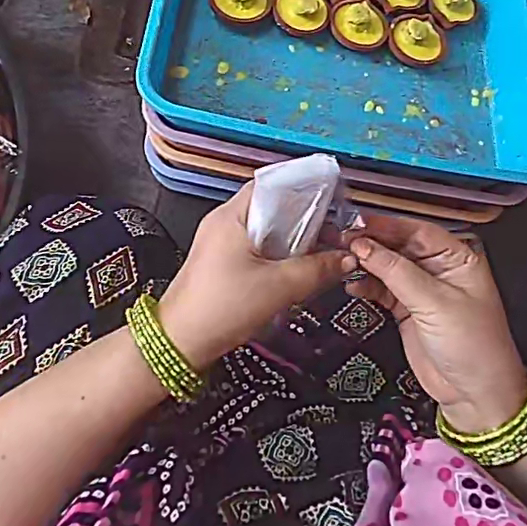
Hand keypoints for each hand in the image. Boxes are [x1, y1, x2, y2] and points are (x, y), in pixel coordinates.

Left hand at [158, 183, 356, 368]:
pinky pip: (257, 248)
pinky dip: (278, 254)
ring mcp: (220, 242)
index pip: (273, 183)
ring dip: (293, 240)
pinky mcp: (221, 263)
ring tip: (319, 254)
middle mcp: (224, 222)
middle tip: (331, 233)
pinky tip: (295, 272)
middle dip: (304, 219)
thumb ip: (317, 269)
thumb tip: (345, 259)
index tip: (331, 198)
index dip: (304, 187)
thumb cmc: (220, 308)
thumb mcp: (278, 287)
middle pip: (272, 206)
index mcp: (232, 215)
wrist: (181, 342)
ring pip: (266, 229)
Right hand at [343, 212, 526, 433]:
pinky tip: (353, 284)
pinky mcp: (407, 309)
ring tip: (344, 261)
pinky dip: (366, 286)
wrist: (475, 396)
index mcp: (458, 259)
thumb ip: (397, 272)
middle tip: (344, 239)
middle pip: (399, 245)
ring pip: (387, 266)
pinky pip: (381, 289)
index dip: (387, 226)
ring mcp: (422, 289)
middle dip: (371, 243)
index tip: (358, 224)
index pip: (417, 231)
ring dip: (365, 263)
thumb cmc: (476, 348)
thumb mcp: (435, 303)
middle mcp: (439, 269)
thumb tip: (365, 246)